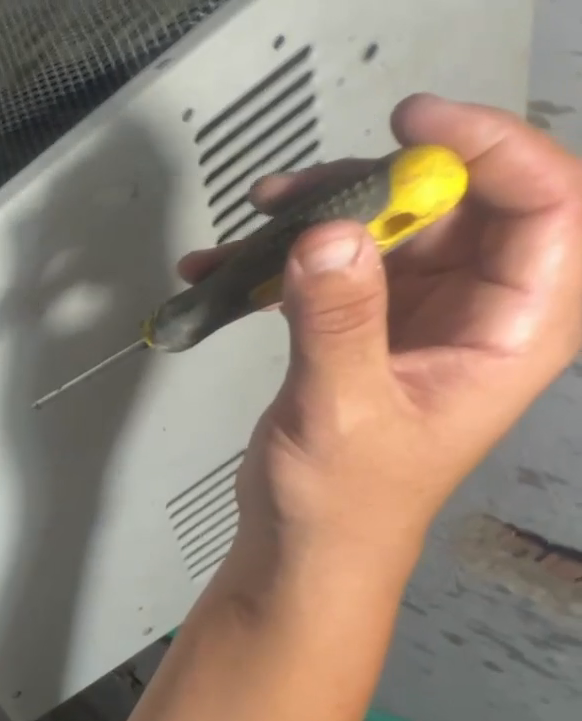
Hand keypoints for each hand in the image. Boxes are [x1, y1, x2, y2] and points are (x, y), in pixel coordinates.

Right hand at [181, 95, 581, 564]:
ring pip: (384, 234)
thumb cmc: (345, 498)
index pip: (545, 204)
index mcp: (520, 325)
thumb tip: (325, 236)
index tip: (409, 125)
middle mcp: (480, 308)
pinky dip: (277, 268)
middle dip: (372, 188)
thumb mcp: (343, 410)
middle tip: (288, 193)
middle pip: (453, 207)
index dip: (490, 149)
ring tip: (245, 228)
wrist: (304, 547)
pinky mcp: (363, 332)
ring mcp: (418, 318)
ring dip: (312, 224)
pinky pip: (330, 274)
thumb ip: (338, 322)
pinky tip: (223, 274)